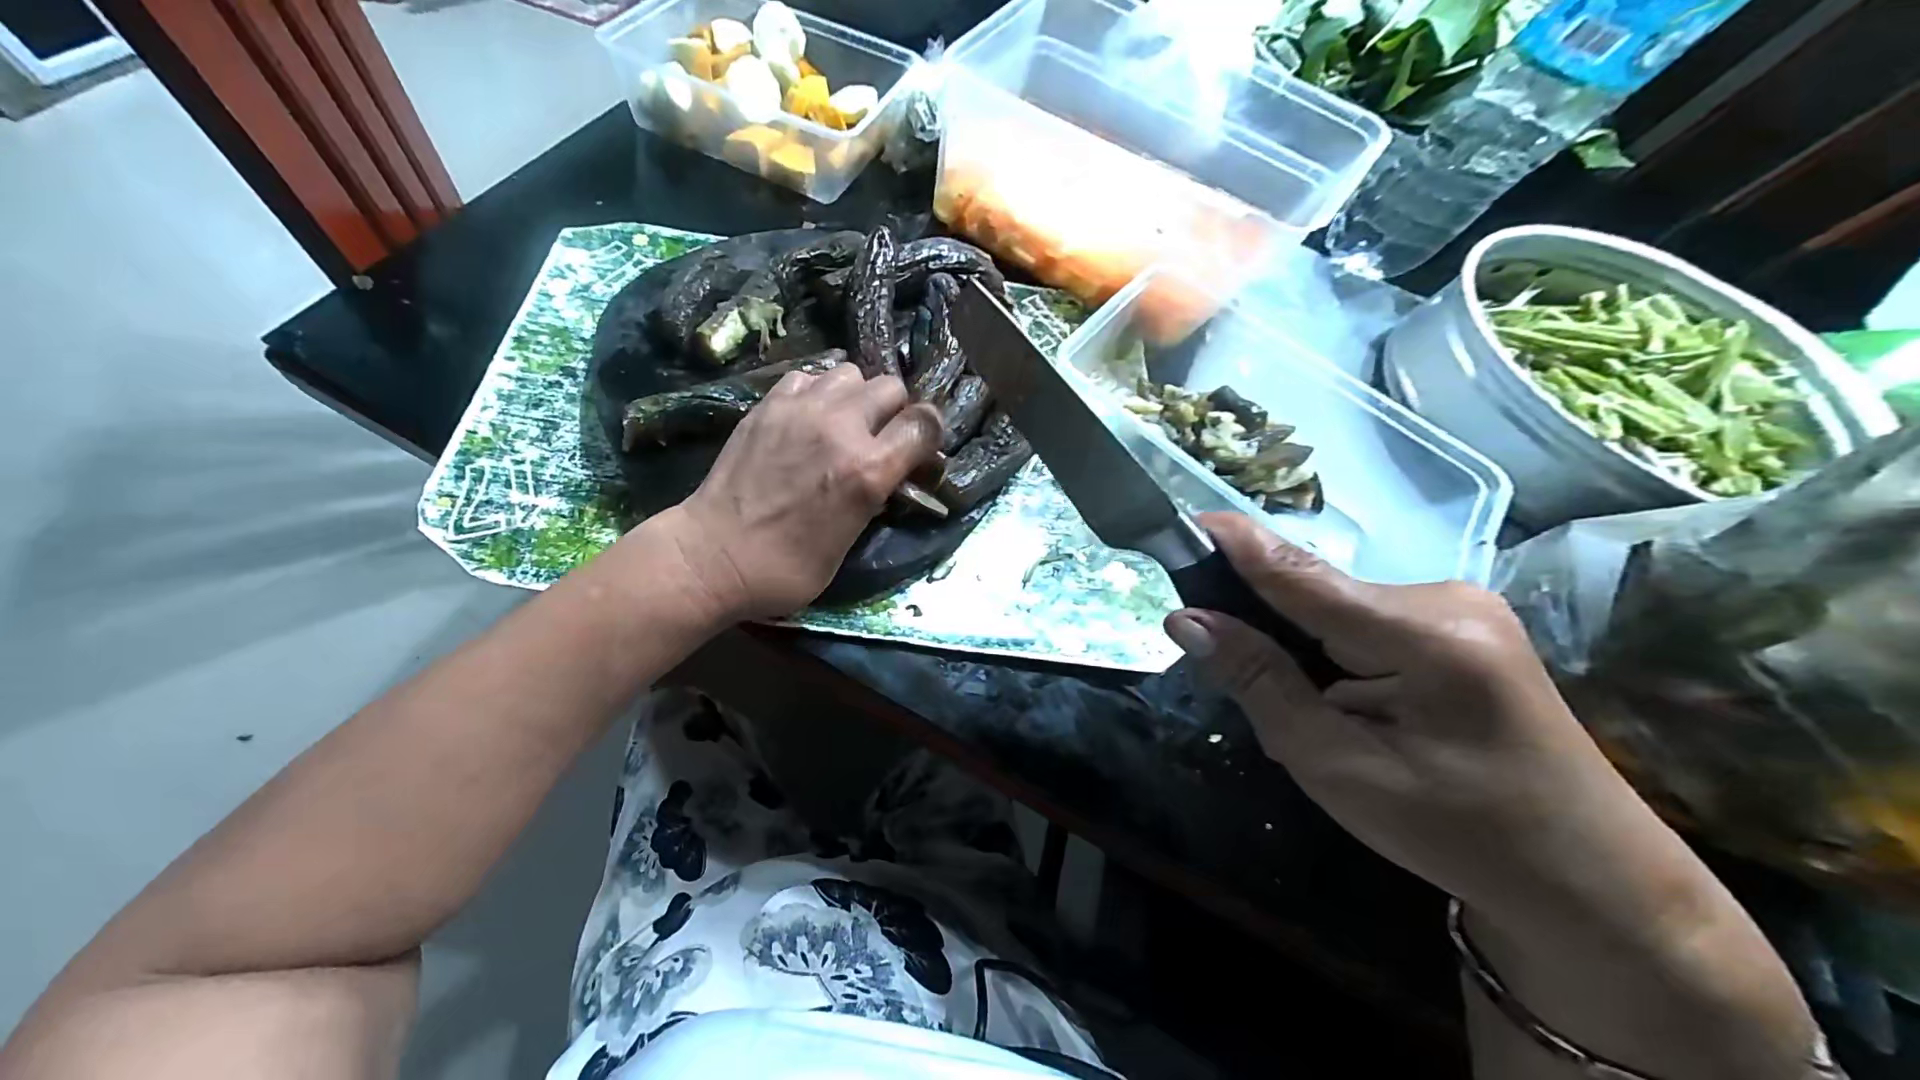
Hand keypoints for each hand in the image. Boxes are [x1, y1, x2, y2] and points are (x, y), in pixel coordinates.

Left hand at [650, 364, 941, 621]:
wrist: (714, 556)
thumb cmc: (787, 569)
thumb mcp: (851, 541)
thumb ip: (876, 495)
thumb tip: (890, 473)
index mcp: (868, 469)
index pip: (924, 423)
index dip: (929, 434)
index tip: (920, 450)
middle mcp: (840, 427)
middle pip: (891, 386)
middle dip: (894, 411)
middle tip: (879, 438)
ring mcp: (800, 409)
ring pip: (850, 373)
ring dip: (856, 396)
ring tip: (843, 423)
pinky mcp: (768, 405)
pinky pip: (809, 377)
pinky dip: (818, 392)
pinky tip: (809, 418)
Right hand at [1163, 513, 1694, 928]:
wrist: (1588, 878)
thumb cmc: (1457, 833)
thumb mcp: (1338, 767)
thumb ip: (1260, 684)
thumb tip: (1187, 621)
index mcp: (1425, 636)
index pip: (1301, 575)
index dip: (1236, 545)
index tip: (1179, 521)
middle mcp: (1446, 598)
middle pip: (1315, 589)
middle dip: (1260, 618)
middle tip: (1230, 677)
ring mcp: (1461, 606)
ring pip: (1336, 604)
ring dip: (1296, 639)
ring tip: (1294, 705)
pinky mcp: (1462, 622)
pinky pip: (1364, 617)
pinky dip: (1329, 647)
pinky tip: (1336, 698)